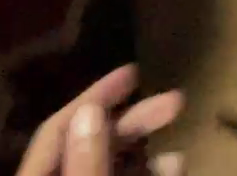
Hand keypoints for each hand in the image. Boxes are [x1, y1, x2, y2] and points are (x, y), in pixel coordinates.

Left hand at [15, 65, 185, 175]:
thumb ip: (86, 163)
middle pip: (90, 143)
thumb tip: (92, 108)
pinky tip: (175, 170)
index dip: (95, 96)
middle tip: (176, 104)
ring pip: (109, 167)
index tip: (136, 71)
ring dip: (146, 155)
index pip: (59, 128)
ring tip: (178, 160)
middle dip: (134, 123)